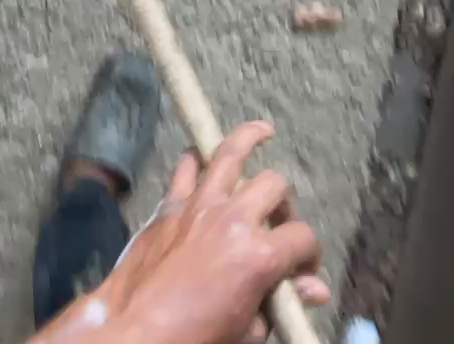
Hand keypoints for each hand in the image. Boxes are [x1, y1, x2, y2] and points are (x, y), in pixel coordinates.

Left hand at [67, 121, 328, 343]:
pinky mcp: (171, 203)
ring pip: (230, 153)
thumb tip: (315, 288)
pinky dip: (197, 159)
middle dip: (284, 203)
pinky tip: (204, 155)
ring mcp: (199, 205)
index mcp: (259, 256)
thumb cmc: (197, 337)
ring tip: (263, 130)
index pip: (303, 237)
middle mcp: (232, 220)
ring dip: (249, 138)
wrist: (138, 327)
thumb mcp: (251, 331)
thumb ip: (282, 301)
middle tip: (278, 221)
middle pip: (274, 186)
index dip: (310, 254)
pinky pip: (186, 167)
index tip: (302, 269)